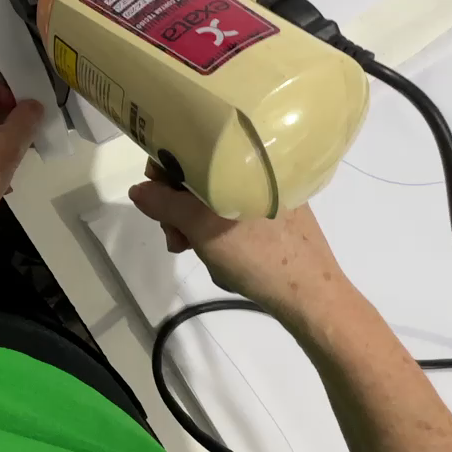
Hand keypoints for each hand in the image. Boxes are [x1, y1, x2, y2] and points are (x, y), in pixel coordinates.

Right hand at [128, 161, 353, 323]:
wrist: (312, 300)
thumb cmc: (258, 256)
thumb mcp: (200, 228)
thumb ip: (164, 204)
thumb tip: (139, 191)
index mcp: (248, 164)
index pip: (194, 151)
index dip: (166, 171)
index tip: (156, 198)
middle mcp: (260, 174)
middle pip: (199, 177)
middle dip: (176, 205)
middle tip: (173, 234)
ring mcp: (270, 199)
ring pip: (213, 199)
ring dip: (191, 222)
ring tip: (189, 249)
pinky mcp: (277, 221)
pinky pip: (232, 214)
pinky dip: (214, 229)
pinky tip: (212, 253)